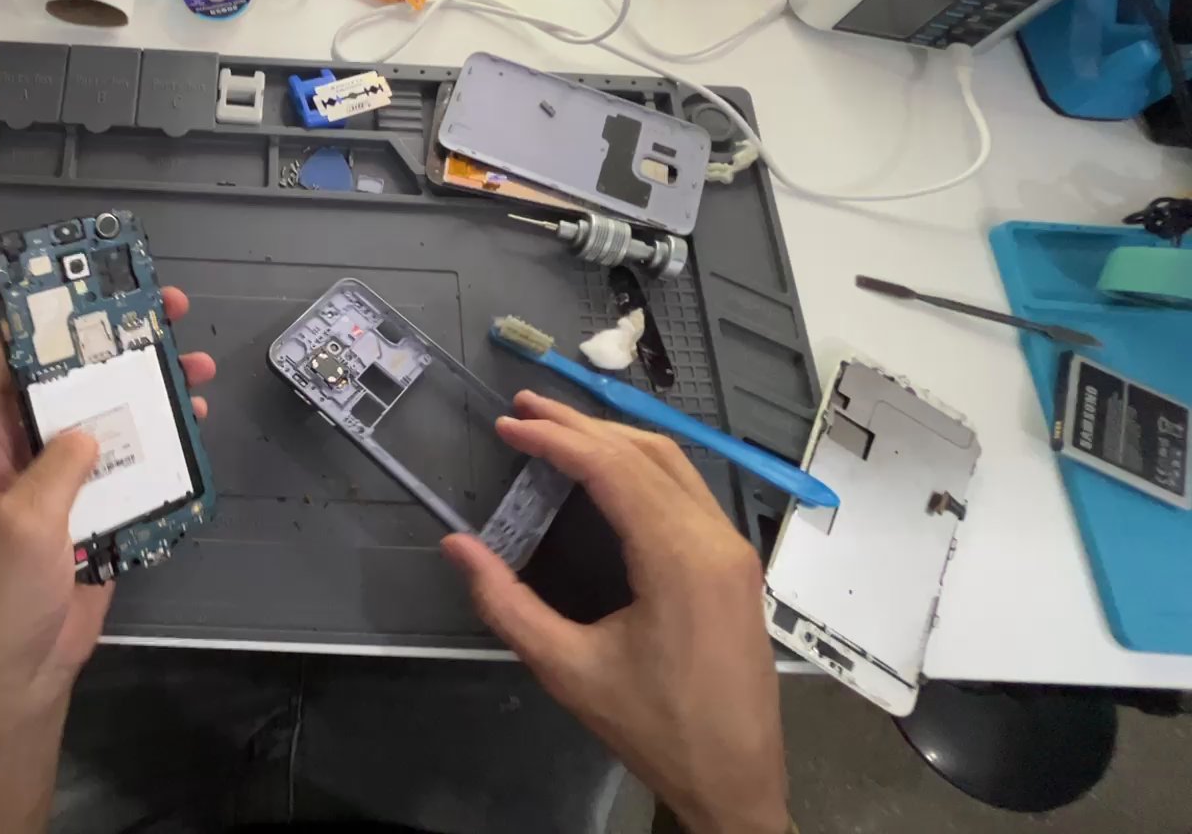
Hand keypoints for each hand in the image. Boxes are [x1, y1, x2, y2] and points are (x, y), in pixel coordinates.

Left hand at [0, 286, 214, 723]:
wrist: (24, 670)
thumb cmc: (1, 594)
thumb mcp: (22, 522)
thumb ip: (56, 465)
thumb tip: (90, 428)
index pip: (7, 361)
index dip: (40, 320)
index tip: (81, 287)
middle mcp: (27, 448)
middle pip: (71, 380)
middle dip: (113, 344)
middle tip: (162, 310)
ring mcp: (67, 476)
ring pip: (110, 414)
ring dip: (149, 388)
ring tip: (194, 363)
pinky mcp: (100, 503)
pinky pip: (133, 460)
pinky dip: (162, 439)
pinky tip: (194, 422)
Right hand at [441, 392, 787, 833]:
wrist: (738, 786)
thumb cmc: (652, 727)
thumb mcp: (565, 667)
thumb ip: (504, 601)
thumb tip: (454, 544)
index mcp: (679, 559)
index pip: (610, 468)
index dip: (552, 440)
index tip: (506, 426)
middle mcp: (713, 539)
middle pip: (641, 451)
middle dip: (576, 423)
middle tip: (522, 407)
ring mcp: (730, 546)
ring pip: (668, 460)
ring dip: (607, 434)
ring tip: (553, 423)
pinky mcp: (731, 560)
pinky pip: (682, 484)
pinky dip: (634, 458)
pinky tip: (602, 461)